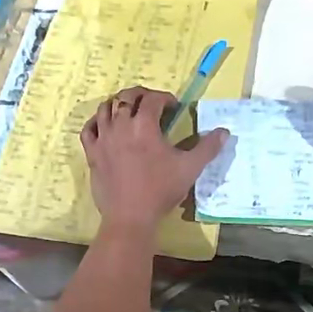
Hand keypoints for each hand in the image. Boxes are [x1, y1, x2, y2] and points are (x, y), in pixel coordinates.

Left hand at [80, 87, 226, 236]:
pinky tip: (104, 126)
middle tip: (152, 103)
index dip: (165, 98)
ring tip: (128, 112)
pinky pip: (88, 129)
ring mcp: (102, 140)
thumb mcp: (189, 168)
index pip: (153, 98)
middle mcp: (120, 126)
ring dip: (118, 104)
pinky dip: (95, 122)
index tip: (174, 108)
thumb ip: (207, 147)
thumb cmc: (160, 191)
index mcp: (143, 125)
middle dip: (141, 94)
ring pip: (104, 108)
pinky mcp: (91, 154)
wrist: (130, 216)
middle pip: (126, 96)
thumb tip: (224, 132)